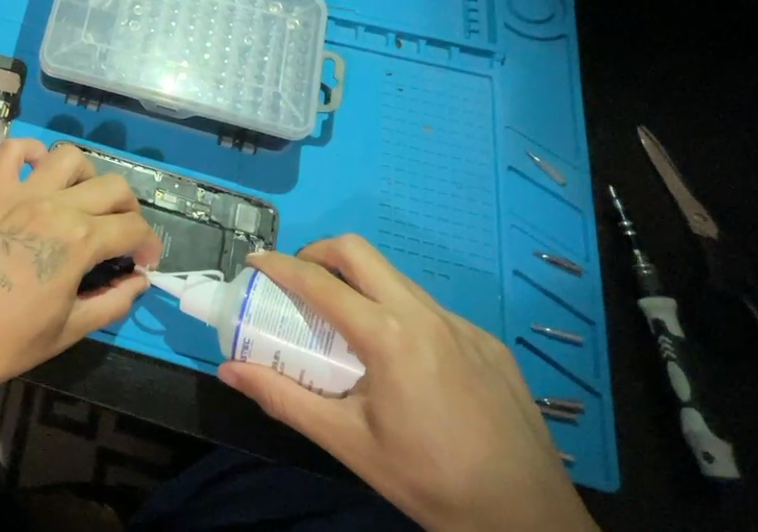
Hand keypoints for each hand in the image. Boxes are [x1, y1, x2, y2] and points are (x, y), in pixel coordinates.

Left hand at [0, 139, 162, 407]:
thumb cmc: (11, 342)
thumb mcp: (73, 329)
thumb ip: (114, 300)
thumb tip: (139, 280)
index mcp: (80, 242)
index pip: (133, 228)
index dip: (148, 245)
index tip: (143, 261)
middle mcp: (54, 206)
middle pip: (112, 186)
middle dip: (128, 210)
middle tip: (119, 234)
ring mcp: (17, 194)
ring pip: (68, 157)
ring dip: (85, 176)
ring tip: (80, 202)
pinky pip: (12, 150)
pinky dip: (30, 152)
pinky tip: (37, 175)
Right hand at [218, 236, 595, 531]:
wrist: (529, 520)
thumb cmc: (428, 480)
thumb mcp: (347, 443)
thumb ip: (284, 398)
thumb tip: (228, 370)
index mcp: (388, 336)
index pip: (319, 282)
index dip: (279, 266)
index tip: (253, 262)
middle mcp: (425, 316)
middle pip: (359, 252)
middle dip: (318, 254)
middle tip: (297, 283)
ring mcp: (463, 326)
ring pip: (396, 277)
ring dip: (359, 282)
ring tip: (342, 324)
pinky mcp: (488, 343)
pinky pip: (429, 309)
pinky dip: (397, 312)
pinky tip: (399, 361)